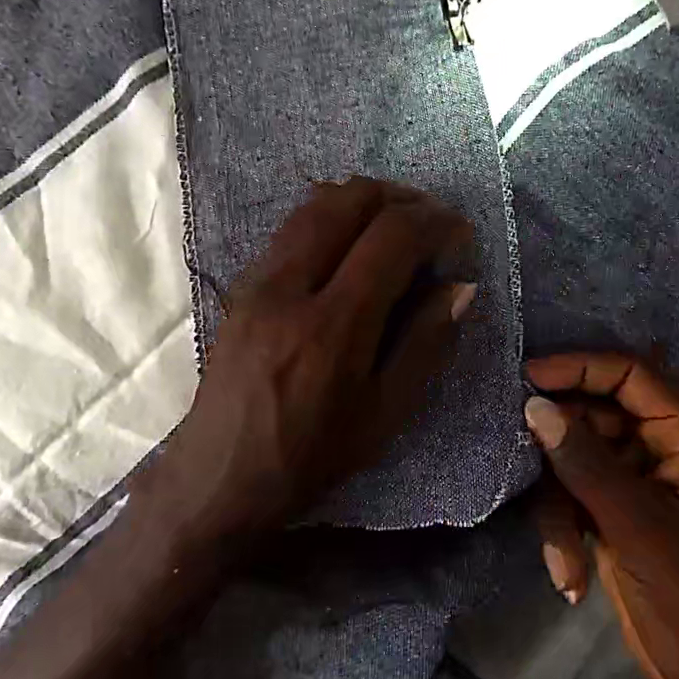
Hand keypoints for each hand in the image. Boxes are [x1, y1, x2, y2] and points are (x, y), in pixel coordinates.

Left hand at [147, 177, 476, 533]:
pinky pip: (293, 225)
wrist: (217, 481)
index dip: (436, 223)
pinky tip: (354, 241)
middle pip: (350, 199)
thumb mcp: (386, 414)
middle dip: (402, 197)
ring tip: (398, 221)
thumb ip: (427, 342)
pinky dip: (334, 214)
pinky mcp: (242, 284)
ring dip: (366, 199)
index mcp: (332, 327)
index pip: (392, 237)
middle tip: (431, 220)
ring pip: (316, 204)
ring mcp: (258, 280)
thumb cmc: (311, 457)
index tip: (460, 234)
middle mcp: (290, 287)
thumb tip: (460, 285)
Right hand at [524, 352, 678, 678]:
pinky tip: (570, 576)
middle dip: (564, 453)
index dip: (579, 365)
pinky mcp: (633, 513)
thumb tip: (535, 404)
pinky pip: (587, 496)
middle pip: (600, 417)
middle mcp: (674, 446)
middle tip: (525, 467)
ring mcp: (652, 481)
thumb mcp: (640, 531)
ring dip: (564, 508)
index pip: (632, 373)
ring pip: (586, 460)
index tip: (527, 376)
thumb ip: (586, 463)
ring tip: (563, 560)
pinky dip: (572, 529)